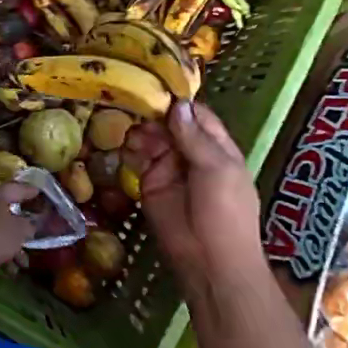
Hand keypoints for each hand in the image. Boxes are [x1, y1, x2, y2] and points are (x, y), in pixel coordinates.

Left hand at [0, 178, 38, 275]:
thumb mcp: (18, 232)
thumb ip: (27, 226)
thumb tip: (28, 225)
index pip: (15, 188)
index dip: (28, 190)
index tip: (38, 191)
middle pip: (4, 210)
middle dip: (19, 223)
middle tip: (31, 230)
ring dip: (10, 243)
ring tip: (22, 261)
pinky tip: (8, 268)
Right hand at [123, 100, 262, 285]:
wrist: (210, 262)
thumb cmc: (225, 213)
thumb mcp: (218, 169)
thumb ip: (195, 137)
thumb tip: (177, 105)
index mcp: (216, 146)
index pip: (196, 114)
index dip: (178, 101)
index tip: (154, 84)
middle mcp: (191, 152)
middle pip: (168, 123)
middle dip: (152, 113)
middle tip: (132, 102)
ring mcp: (169, 168)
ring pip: (150, 138)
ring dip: (139, 130)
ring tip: (127, 126)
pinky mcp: (149, 183)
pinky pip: (136, 159)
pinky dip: (128, 149)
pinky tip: (123, 144)